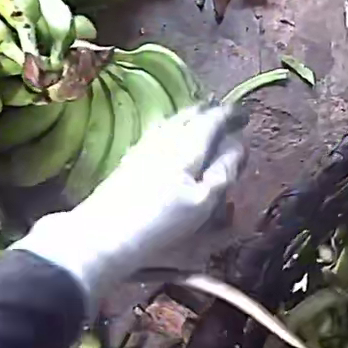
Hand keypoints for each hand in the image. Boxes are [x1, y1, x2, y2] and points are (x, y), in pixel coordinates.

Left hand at [12, 106, 244, 299]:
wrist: (102, 235)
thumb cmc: (161, 222)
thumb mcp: (203, 202)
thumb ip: (223, 170)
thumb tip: (238, 144)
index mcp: (187, 146)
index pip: (212, 119)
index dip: (230, 115)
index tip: (245, 115)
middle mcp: (165, 138)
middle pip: (190, 116)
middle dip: (210, 112)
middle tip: (226, 116)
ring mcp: (144, 146)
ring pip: (172, 122)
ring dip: (190, 117)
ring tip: (202, 120)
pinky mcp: (129, 158)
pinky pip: (158, 131)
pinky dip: (172, 127)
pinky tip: (170, 135)